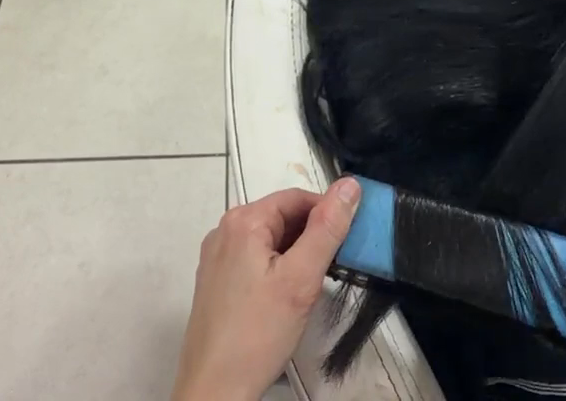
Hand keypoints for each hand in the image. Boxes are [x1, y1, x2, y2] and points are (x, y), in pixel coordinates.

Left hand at [171, 178, 359, 400]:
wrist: (215, 390)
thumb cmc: (258, 332)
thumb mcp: (300, 279)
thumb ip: (327, 229)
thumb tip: (349, 185)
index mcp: (243, 220)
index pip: (297, 198)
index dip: (327, 214)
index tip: (350, 240)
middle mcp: (225, 230)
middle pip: (282, 218)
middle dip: (312, 237)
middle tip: (333, 268)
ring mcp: (218, 257)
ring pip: (270, 241)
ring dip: (297, 255)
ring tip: (313, 285)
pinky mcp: (217, 281)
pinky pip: (256, 260)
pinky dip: (278, 269)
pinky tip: (288, 296)